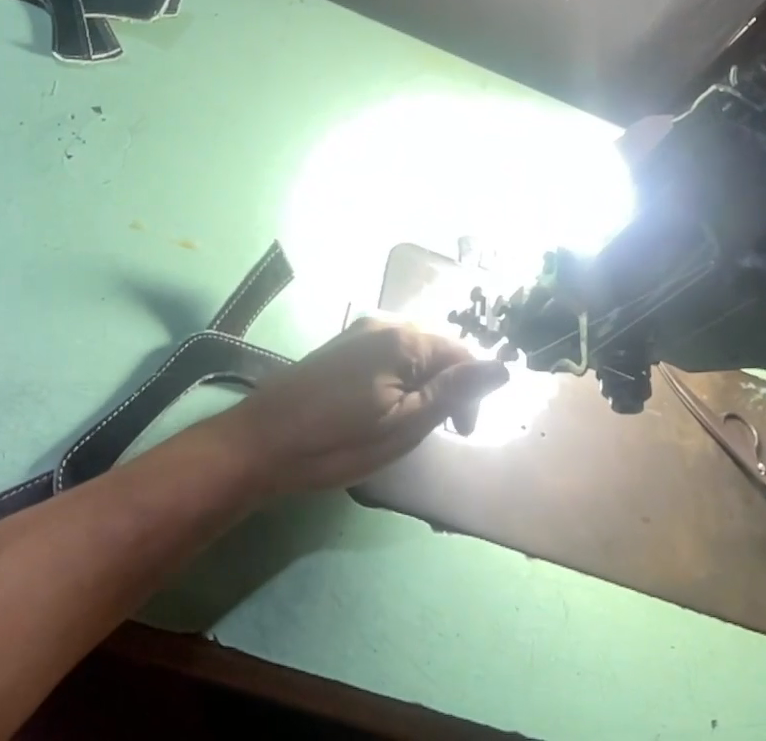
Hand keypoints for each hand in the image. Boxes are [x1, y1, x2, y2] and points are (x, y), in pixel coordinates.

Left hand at [207, 319, 507, 494]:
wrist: (261, 442)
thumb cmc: (337, 441)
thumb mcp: (405, 424)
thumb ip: (454, 392)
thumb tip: (504, 366)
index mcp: (403, 339)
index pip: (462, 352)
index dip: (472, 392)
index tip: (461, 433)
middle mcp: (382, 324)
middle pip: (437, 349)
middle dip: (448, 387)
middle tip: (439, 432)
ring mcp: (357, 334)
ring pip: (411, 354)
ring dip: (423, 385)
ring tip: (411, 424)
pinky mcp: (340, 349)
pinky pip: (386, 357)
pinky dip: (399, 380)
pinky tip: (384, 409)